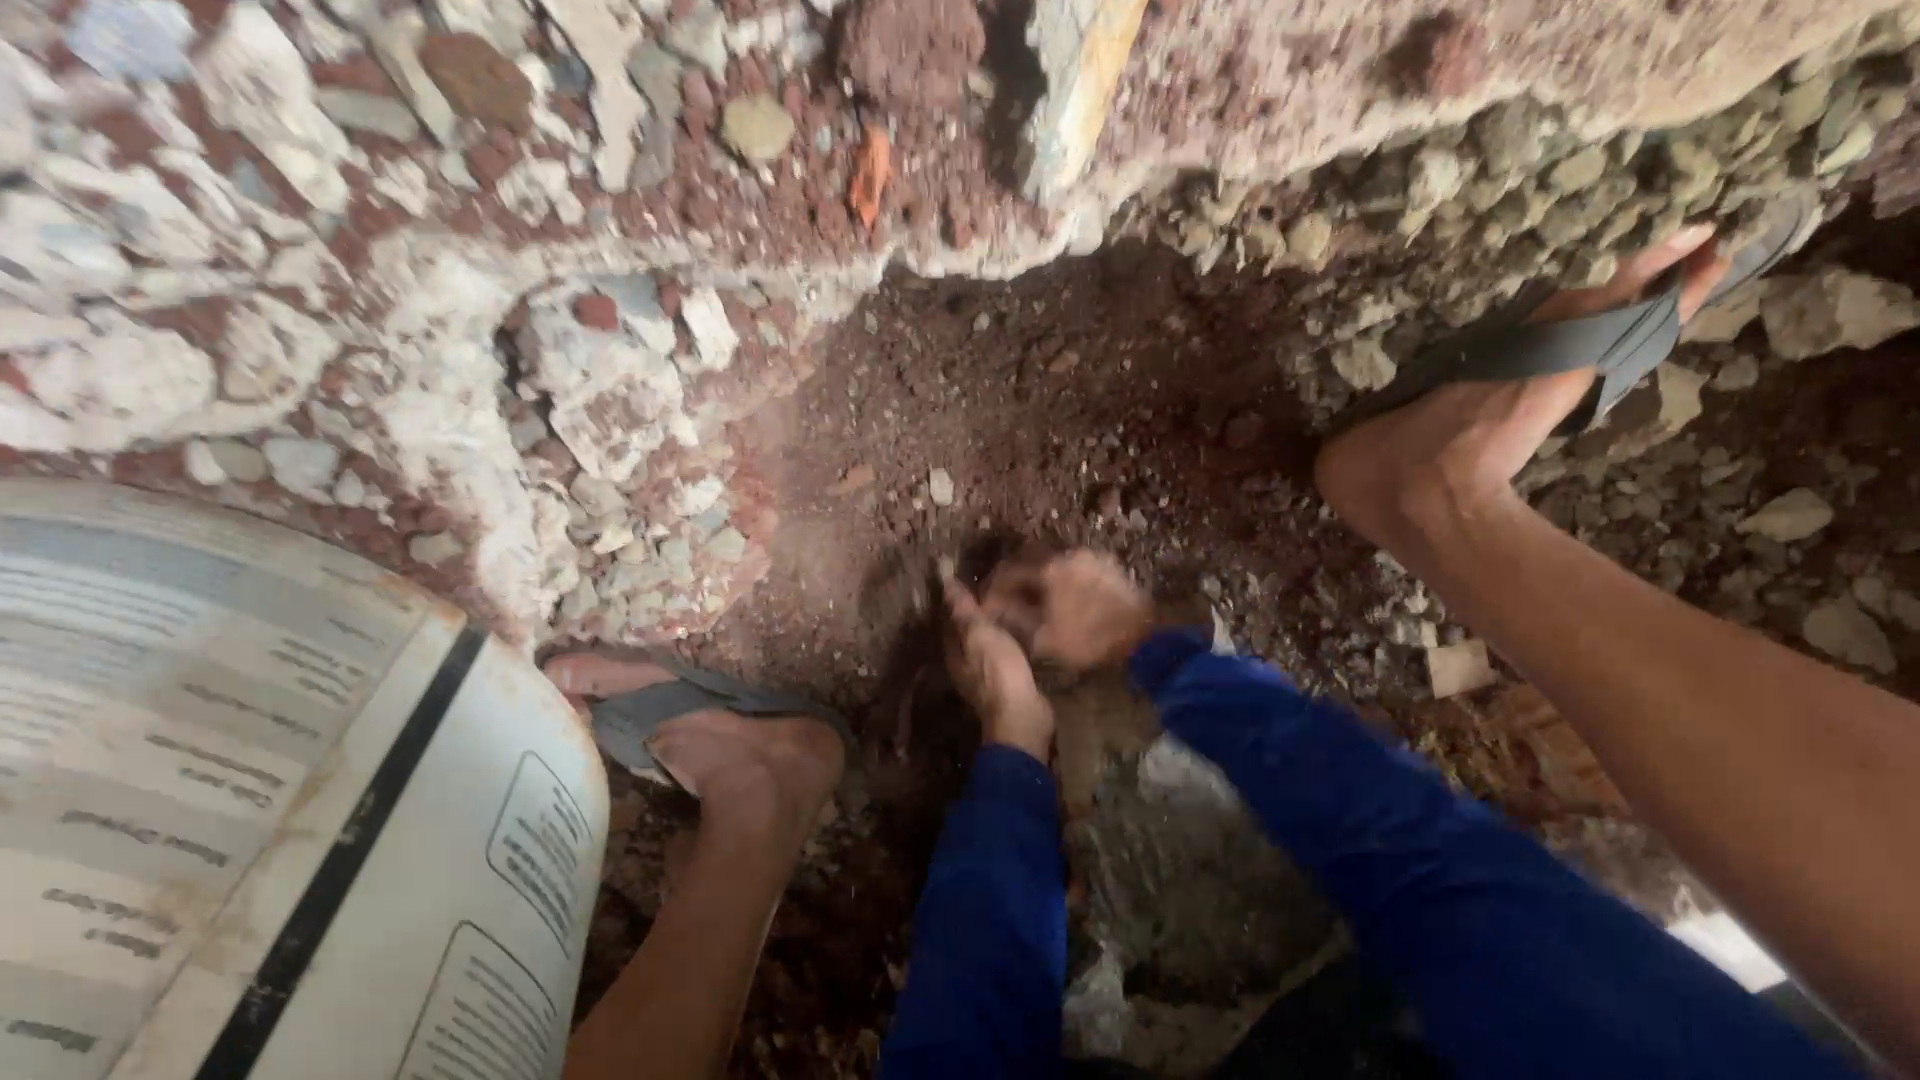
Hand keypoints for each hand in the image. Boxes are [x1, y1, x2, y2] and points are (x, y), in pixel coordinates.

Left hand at [941, 567, 1053, 760]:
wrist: (1022, 717)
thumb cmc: (998, 673)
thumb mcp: (980, 636)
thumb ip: (964, 610)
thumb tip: (944, 581)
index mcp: (953, 652)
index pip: (949, 618)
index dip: (958, 598)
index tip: (972, 577)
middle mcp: (964, 663)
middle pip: (968, 631)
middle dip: (978, 610)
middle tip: (997, 585)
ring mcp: (985, 674)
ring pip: (986, 642)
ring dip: (996, 624)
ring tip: (1012, 601)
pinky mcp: (1007, 681)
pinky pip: (1004, 652)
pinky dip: (1010, 638)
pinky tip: (1024, 629)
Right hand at [981, 549, 1153, 671]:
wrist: (1142, 637)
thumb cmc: (1089, 641)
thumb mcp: (1043, 636)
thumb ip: (1013, 616)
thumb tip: (992, 606)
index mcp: (1047, 569)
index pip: (1006, 570)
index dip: (991, 587)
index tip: (986, 603)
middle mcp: (1066, 554)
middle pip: (1027, 557)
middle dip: (1012, 576)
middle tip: (1004, 597)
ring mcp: (1089, 557)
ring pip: (1051, 559)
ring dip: (1036, 575)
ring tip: (1032, 598)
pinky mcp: (1106, 565)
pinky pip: (1072, 565)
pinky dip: (1059, 576)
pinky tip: (1060, 596)